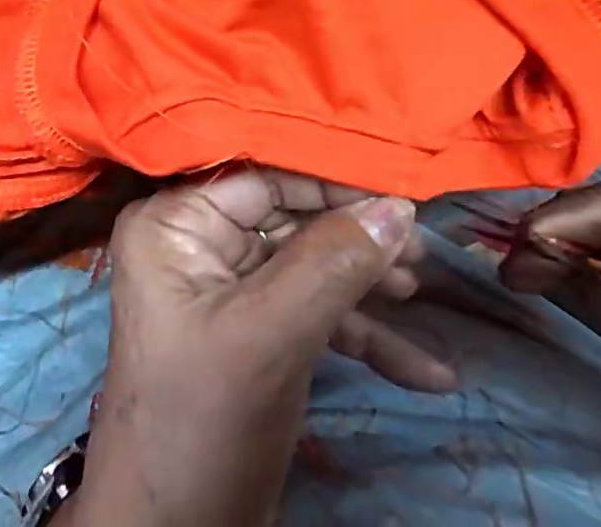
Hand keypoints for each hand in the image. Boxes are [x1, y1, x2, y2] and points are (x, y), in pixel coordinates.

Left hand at [56, 168, 457, 526]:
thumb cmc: (202, 423)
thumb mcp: (269, 334)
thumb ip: (333, 263)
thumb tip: (398, 208)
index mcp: (175, 223)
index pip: (263, 177)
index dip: (332, 181)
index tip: (401, 189)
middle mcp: (196, 242)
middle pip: (291, 217)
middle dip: (356, 237)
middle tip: (420, 250)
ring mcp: (225, 286)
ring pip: (308, 263)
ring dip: (366, 281)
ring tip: (419, 291)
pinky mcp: (253, 328)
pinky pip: (312, 312)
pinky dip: (364, 336)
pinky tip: (424, 371)